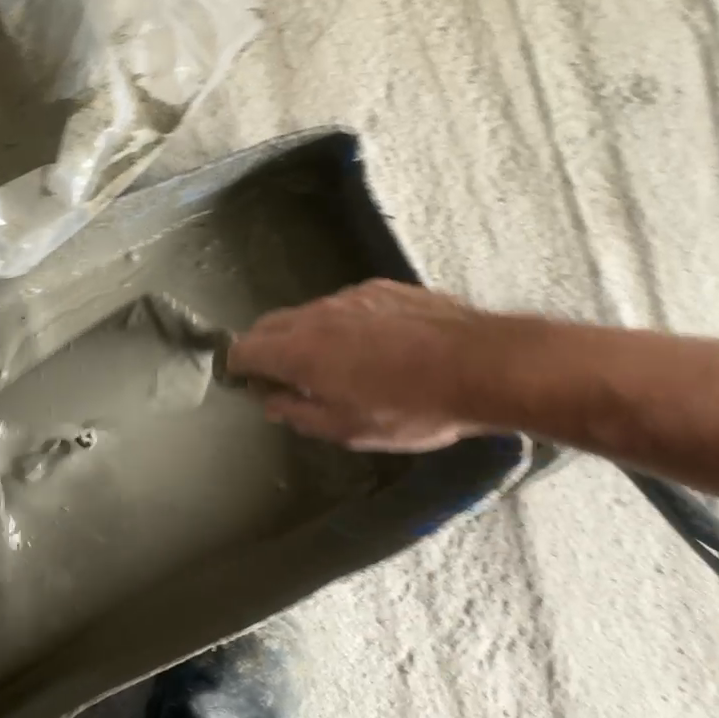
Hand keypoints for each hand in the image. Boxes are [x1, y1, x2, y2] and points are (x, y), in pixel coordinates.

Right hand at [227, 280, 492, 452]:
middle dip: (264, 348)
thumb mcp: (348, 429)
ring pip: (309, 313)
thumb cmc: (410, 407)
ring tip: (330, 364)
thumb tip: (270, 402)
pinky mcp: (384, 287)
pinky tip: (372, 346)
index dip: (236, 367)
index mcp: (299, 350)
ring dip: (304, 335)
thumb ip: (299, 414)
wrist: (482, 364)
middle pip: (270, 324)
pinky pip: (346, 305)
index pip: (244, 349)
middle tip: (278, 377)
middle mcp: (317, 313)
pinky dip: (341, 324)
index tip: (243, 383)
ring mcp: (351, 295)